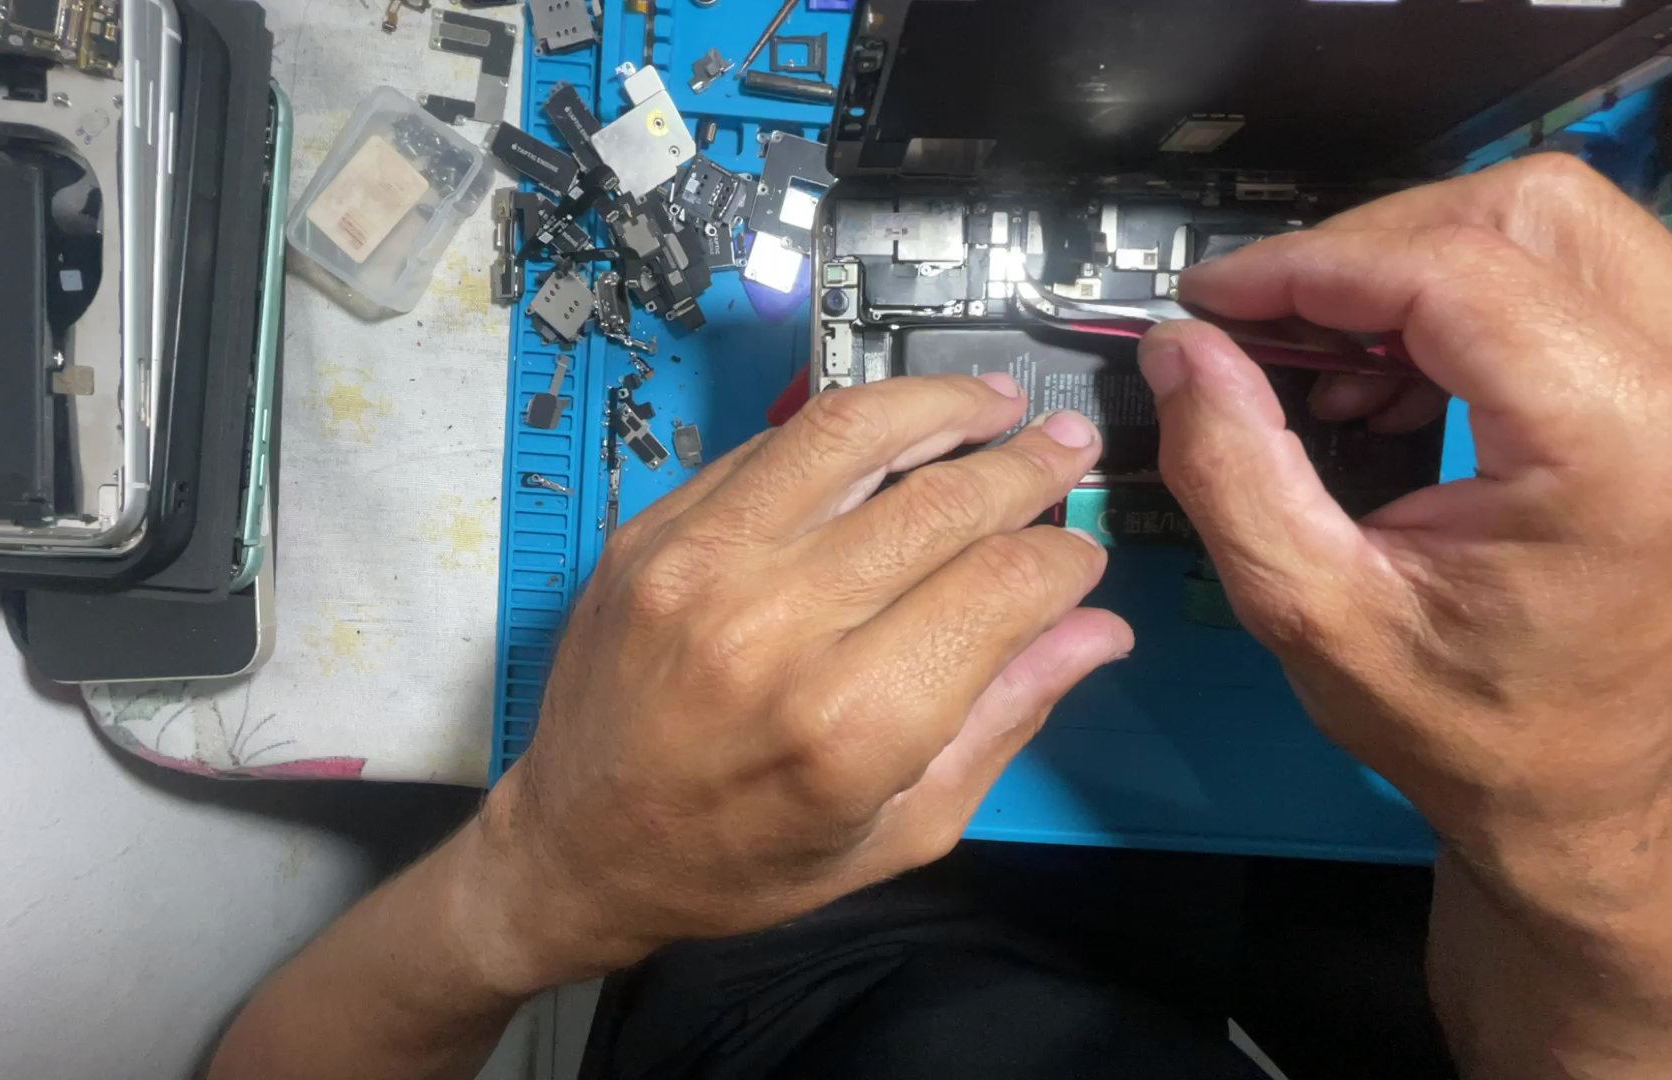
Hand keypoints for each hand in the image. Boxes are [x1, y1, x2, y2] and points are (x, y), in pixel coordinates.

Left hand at [468, 377, 1128, 988]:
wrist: (577, 842)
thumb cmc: (742, 861)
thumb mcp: (895, 831)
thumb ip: (1002, 720)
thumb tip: (1095, 628)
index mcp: (848, 723)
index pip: (998, 590)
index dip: (1060, 558)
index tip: (1078, 551)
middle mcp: (771, 624)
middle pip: (935, 504)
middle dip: (1024, 467)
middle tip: (1068, 446)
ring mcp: (698, 561)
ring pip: (846, 435)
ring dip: (936, 404)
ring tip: (990, 399)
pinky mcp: (651, 531)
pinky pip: (768, 451)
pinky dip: (842, 431)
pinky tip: (886, 431)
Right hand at [1140, 153, 1671, 853]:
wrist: (1564, 781)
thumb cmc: (1436, 712)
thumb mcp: (1298, 603)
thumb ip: (1227, 467)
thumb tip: (1178, 346)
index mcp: (1627, 451)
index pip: (1456, 276)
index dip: (1307, 266)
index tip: (1205, 299)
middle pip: (1526, 213)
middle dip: (1357, 252)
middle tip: (1257, 322)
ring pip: (1549, 226)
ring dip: (1397, 272)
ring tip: (1315, 361)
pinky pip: (1562, 275)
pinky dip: (1443, 300)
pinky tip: (1381, 380)